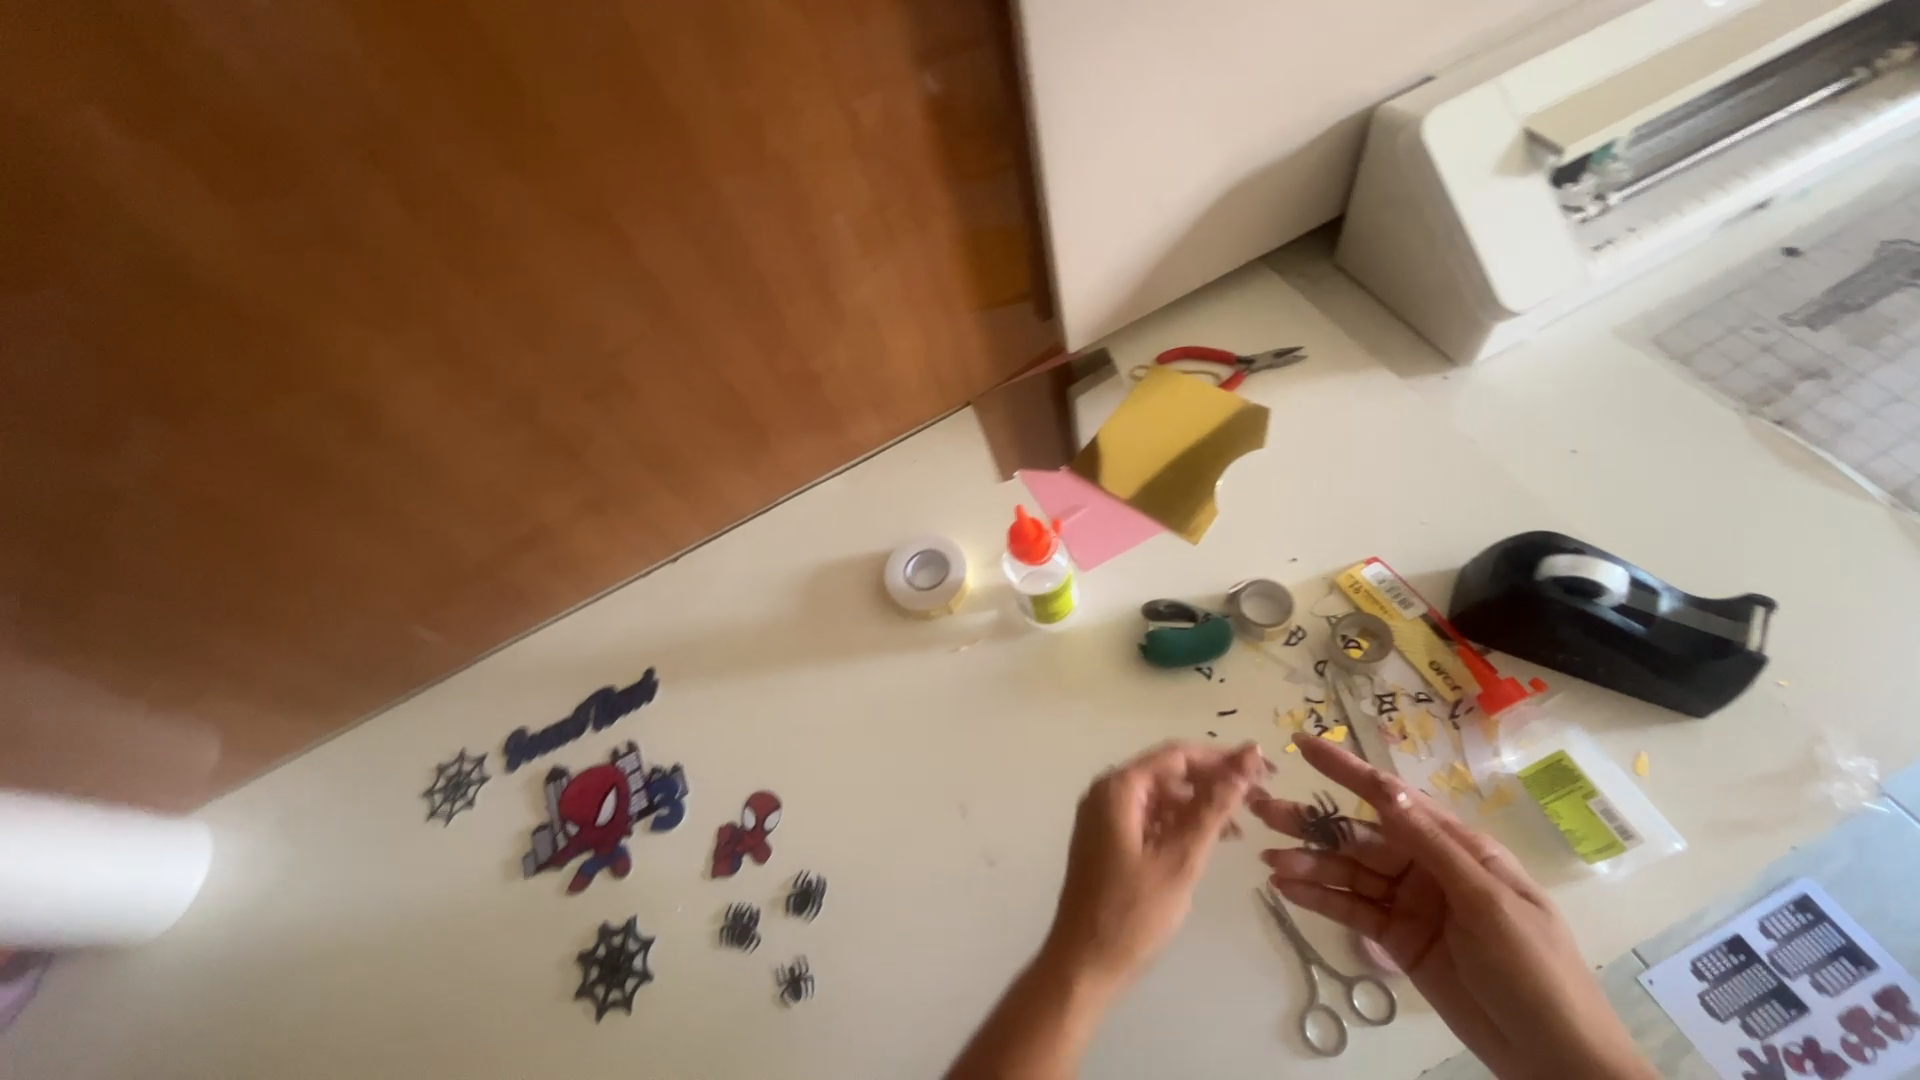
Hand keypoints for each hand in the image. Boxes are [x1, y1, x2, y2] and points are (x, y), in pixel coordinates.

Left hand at [1041, 740, 1269, 993]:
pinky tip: (1214, 838)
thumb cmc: (1132, 913)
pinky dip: (1182, 822)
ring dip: (1202, 803)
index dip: (1223, 758)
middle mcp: (1107, 792)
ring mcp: (1105, 816)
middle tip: (1262, 796)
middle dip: (1215, 780)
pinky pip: (1151, 816)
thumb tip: (1247, 758)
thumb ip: (1214, 807)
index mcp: (1118, 789)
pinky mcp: (1109, 838)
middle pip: (1169, 772)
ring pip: (1163, 795)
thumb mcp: (1181, 858)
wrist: (1084, 963)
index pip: (1177, 755)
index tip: (1264, 768)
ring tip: (1246, 821)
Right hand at [1248, 734, 1652, 1079]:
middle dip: (1312, 821)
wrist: (1555, 1058)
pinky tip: (1286, 889)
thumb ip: (1431, 845)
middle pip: (1358, 835)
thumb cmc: (1536, 970)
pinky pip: (1350, 909)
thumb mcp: (1487, 901)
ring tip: (1267, 859)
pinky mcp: (1395, 937)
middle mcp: (1426, 866)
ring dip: (1308, 863)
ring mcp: (1408, 902)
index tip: (1301, 744)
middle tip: (1263, 810)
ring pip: (1347, 872)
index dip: (1345, 770)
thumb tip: (1384, 788)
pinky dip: (1318, 898)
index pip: (1391, 798)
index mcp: (1456, 846)